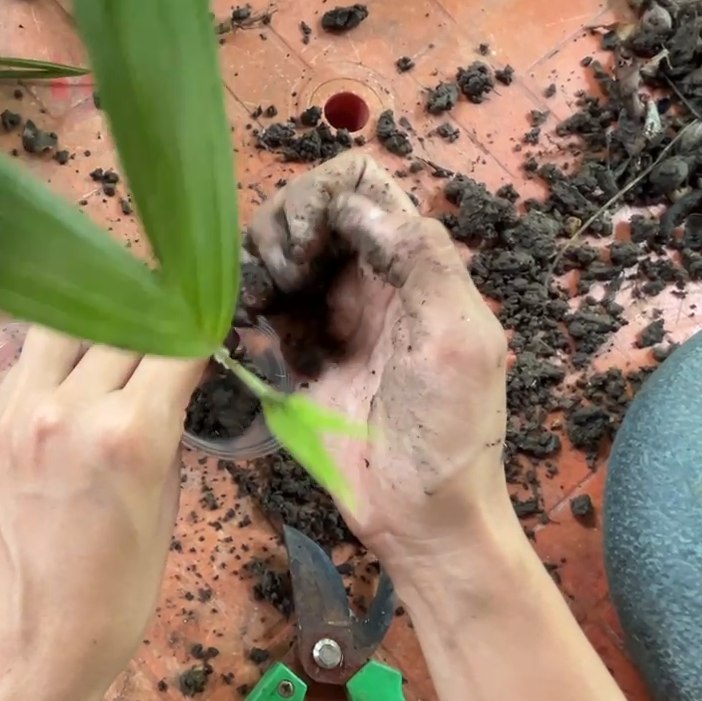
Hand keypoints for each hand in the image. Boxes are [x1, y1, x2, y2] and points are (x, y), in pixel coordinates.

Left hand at [0, 329, 203, 700]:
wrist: (29, 640)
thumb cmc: (118, 593)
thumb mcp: (166, 504)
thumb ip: (167, 428)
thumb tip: (171, 379)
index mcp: (129, 434)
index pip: (173, 345)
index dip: (196, 330)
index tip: (204, 326)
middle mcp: (69, 408)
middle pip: (121, 326)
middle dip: (152, 326)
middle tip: (165, 333)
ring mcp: (17, 410)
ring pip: (64, 327)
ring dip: (97, 329)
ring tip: (113, 344)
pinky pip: (27, 363)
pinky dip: (57, 359)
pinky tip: (71, 377)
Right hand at [246, 153, 511, 570]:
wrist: (416, 515)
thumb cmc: (449, 432)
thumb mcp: (459, 341)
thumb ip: (421, 260)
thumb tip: (354, 207)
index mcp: (408, 264)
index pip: (359, 186)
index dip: (323, 198)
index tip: (310, 248)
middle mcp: (360, 277)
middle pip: (304, 209)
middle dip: (282, 227)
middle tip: (285, 279)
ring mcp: (321, 313)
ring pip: (272, 248)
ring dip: (258, 261)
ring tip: (264, 304)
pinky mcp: (288, 351)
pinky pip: (255, 301)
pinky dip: (242, 298)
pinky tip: (250, 324)